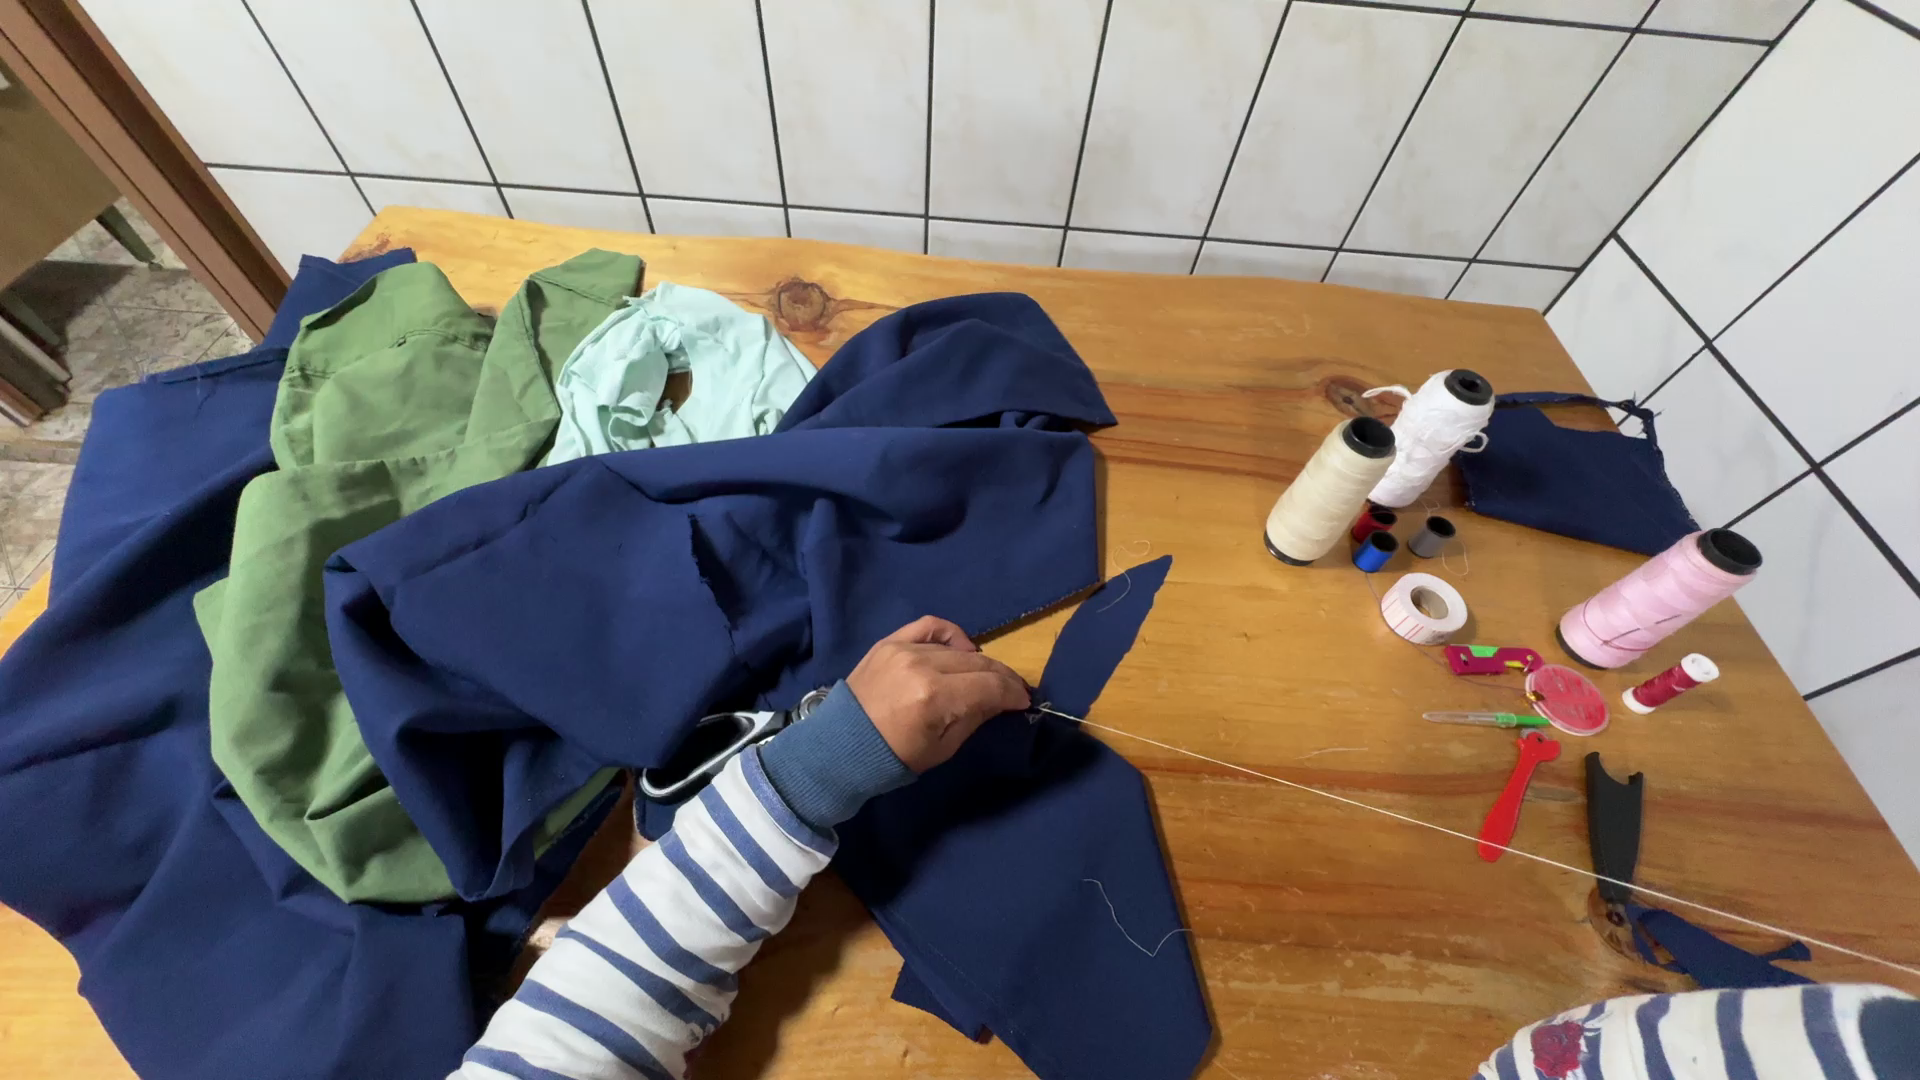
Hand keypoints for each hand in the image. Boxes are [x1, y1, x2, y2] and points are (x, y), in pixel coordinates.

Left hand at [845, 616, 1030, 772]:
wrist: (839, 746)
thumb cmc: (893, 757)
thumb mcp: (942, 749)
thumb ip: (975, 717)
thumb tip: (1001, 699)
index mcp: (934, 698)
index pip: (990, 686)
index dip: (1013, 693)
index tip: (1023, 701)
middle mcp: (921, 665)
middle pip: (978, 663)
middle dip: (1002, 677)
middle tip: (1013, 689)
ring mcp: (903, 649)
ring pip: (958, 647)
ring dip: (979, 660)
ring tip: (987, 673)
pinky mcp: (890, 642)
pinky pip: (929, 625)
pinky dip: (951, 633)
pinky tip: (962, 648)